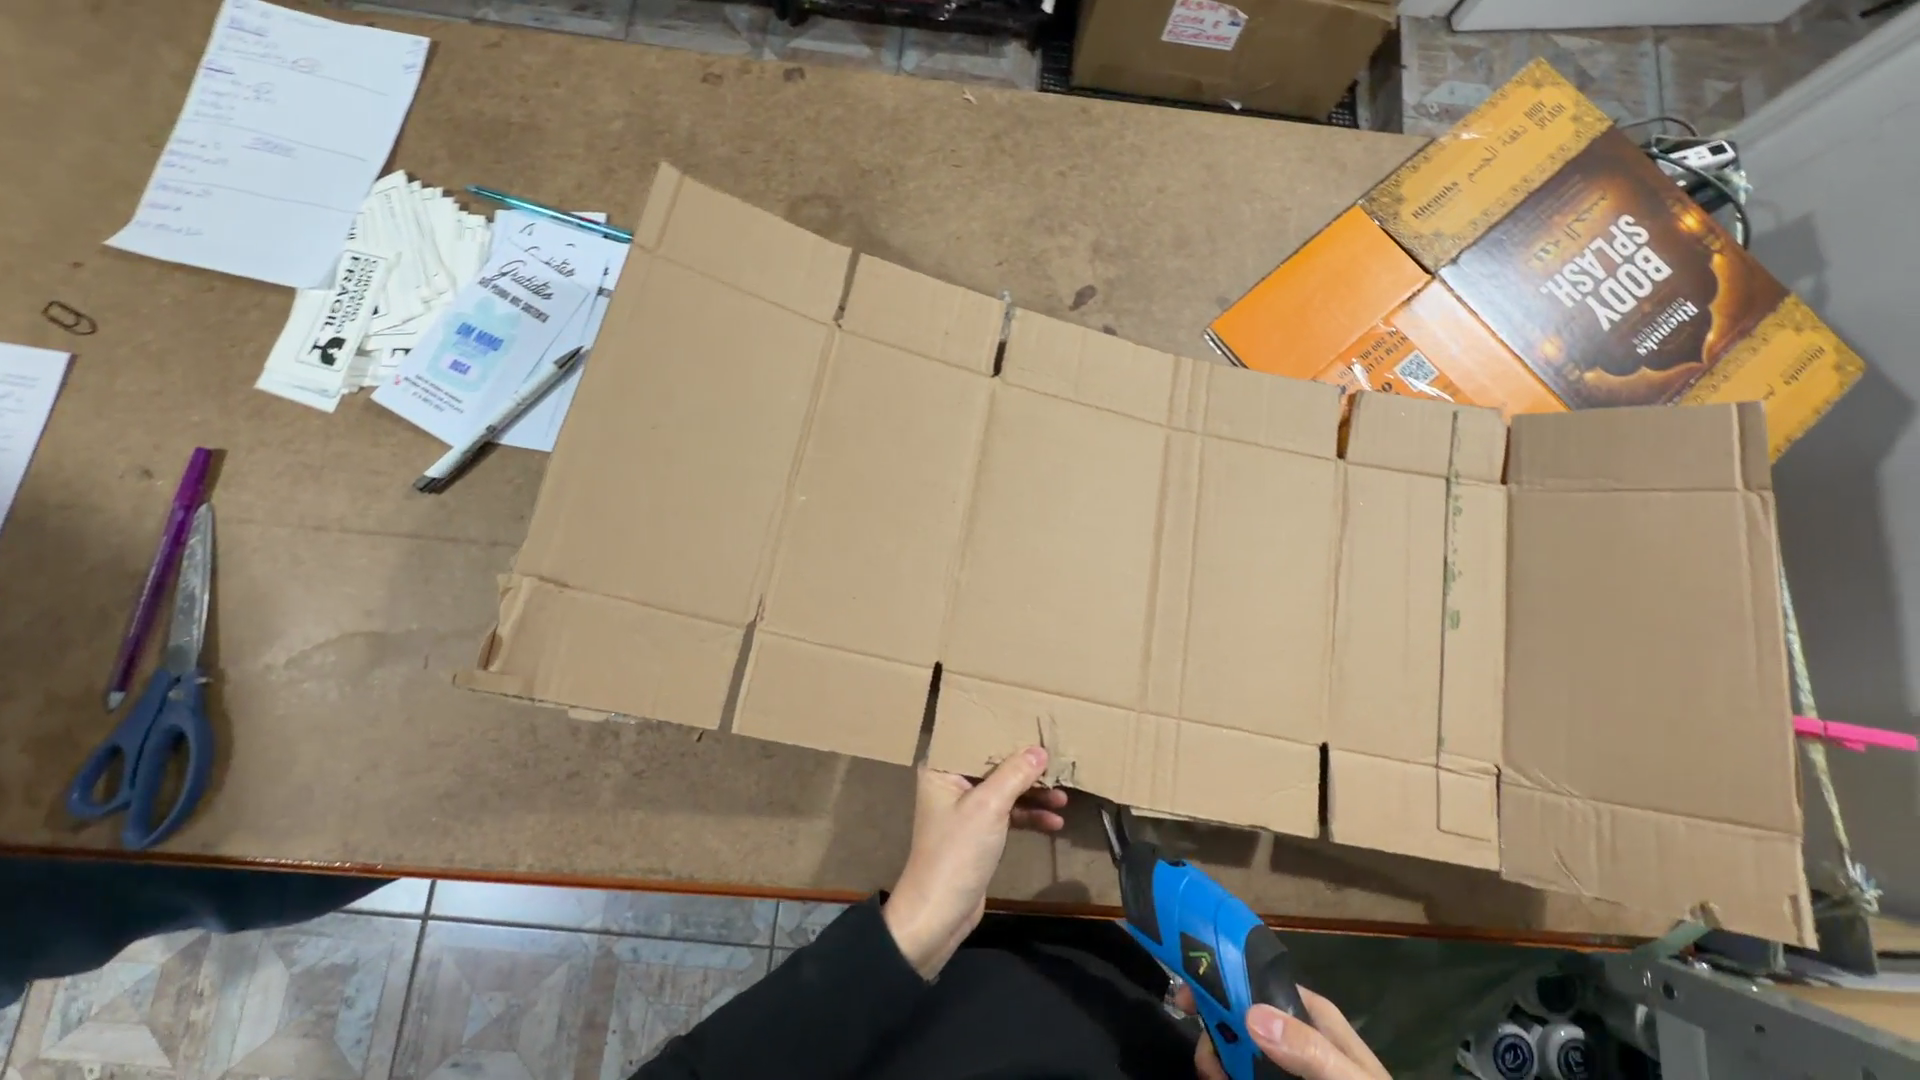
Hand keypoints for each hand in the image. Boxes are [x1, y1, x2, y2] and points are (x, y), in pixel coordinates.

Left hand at [882, 746, 1067, 979]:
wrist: (940, 912)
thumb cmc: (957, 851)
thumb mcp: (988, 807)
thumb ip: (1015, 774)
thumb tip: (1040, 749)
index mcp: (941, 768)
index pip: (975, 739)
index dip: (1004, 731)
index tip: (1034, 723)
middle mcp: (950, 783)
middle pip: (993, 764)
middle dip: (1025, 765)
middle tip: (1058, 759)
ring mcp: (964, 809)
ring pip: (1004, 790)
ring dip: (1032, 793)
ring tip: (1064, 795)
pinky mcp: (978, 832)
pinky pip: (1007, 814)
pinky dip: (1029, 815)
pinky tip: (1055, 821)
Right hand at [1178, 984, 1387, 1079]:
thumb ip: (1309, 1052)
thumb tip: (1251, 1015)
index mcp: (1311, 1016)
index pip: (1256, 979)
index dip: (1218, 982)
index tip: (1188, 1000)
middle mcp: (1293, 1034)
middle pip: (1235, 1018)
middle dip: (1214, 1038)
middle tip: (1209, 1069)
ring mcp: (1283, 1067)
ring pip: (1233, 1052)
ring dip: (1217, 1067)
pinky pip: (1238, 1076)